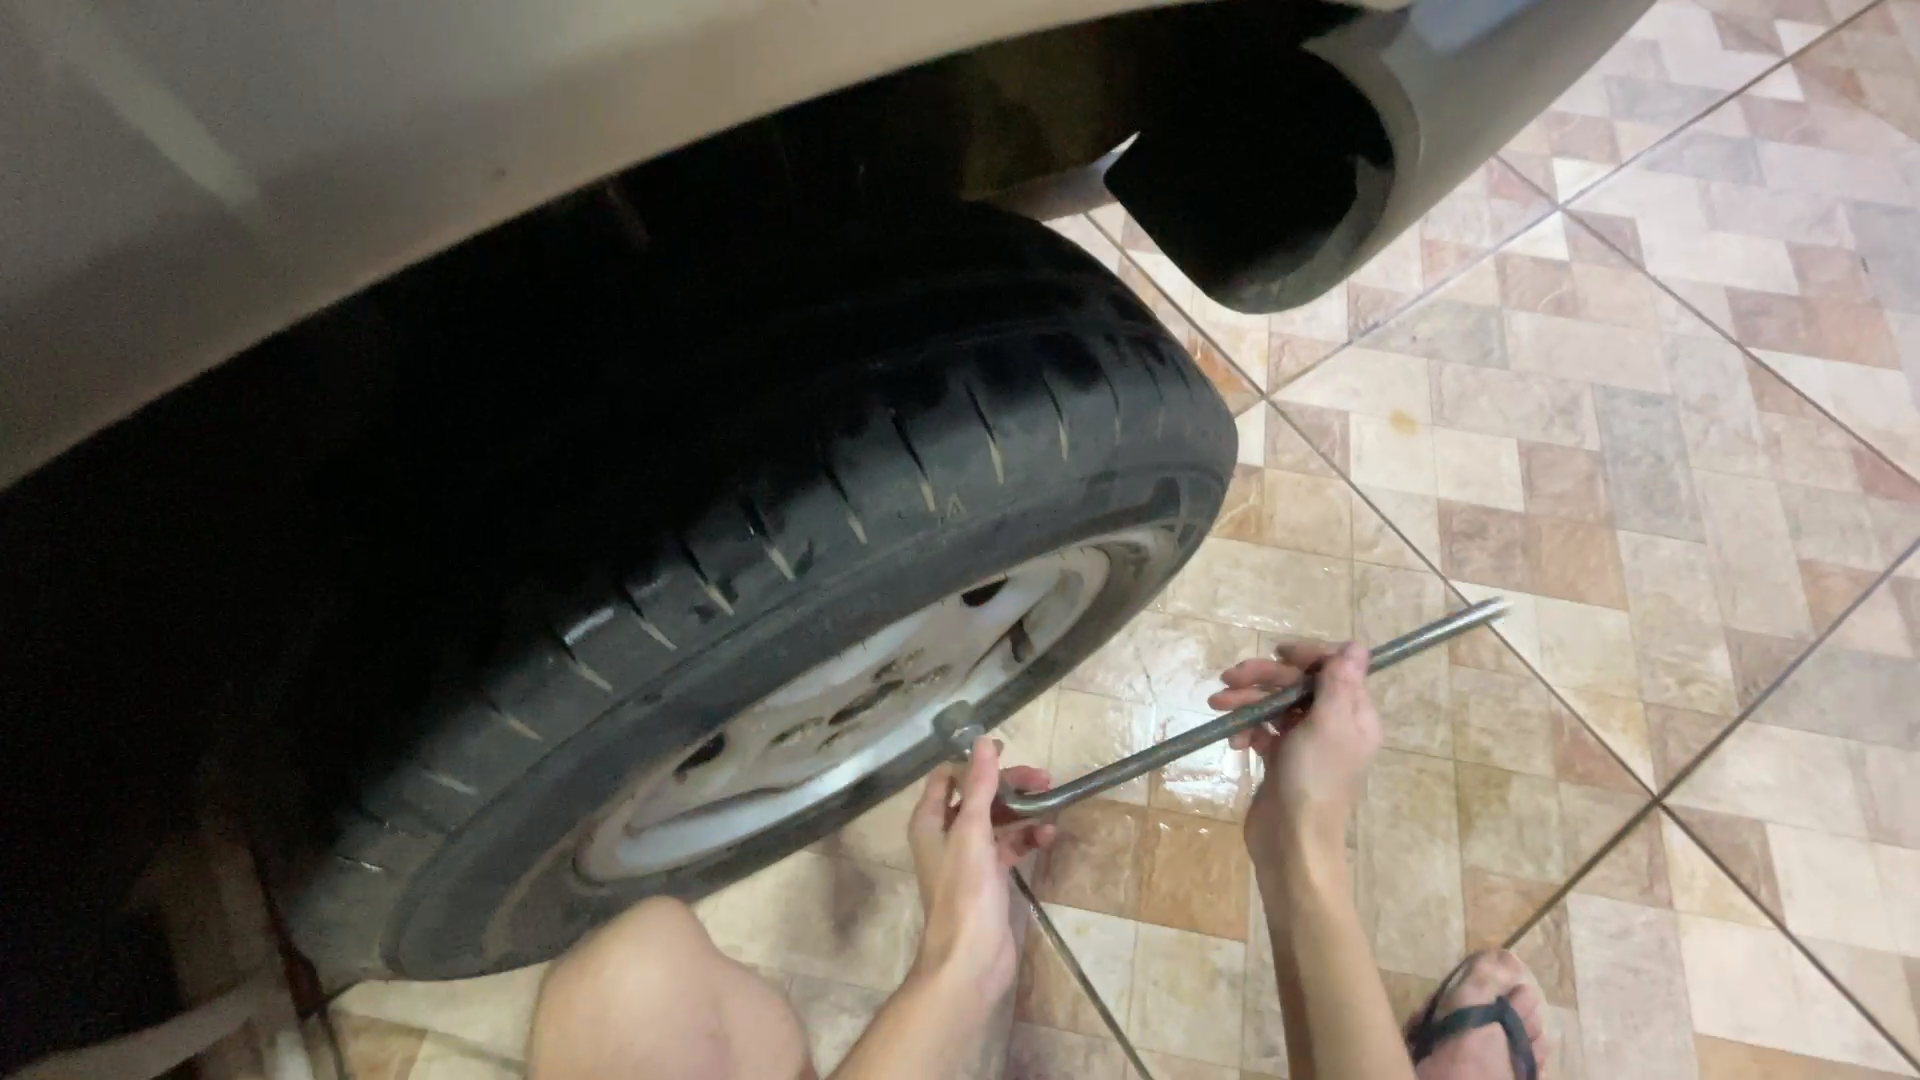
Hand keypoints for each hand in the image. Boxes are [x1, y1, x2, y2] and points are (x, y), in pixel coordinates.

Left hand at [905, 738, 1055, 1018]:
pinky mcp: (988, 879)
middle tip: (1043, 779)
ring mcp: (967, 858)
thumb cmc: (964, 892)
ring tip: (1051, 802)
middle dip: (1007, 785)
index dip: (974, 761)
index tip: (1006, 751)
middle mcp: (945, 835)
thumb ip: (979, 785)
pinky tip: (1048, 835)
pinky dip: (1026, 838)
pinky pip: (1008, 847)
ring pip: (995, 820)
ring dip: (1021, 810)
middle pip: (977, 796)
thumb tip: (983, 740)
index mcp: (930, 820)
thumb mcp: (972, 831)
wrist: (969, 960)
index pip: (948, 776)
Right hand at [1208, 641, 1380, 883]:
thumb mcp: (1329, 726)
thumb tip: (1357, 646)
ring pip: (1274, 704)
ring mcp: (1304, 742)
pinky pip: (1262, 729)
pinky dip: (1246, 729)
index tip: (1276, 655)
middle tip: (1227, 677)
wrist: (1292, 841)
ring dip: (1245, 701)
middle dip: (1262, 677)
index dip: (1305, 656)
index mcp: (1353, 714)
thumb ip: (1339, 684)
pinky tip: (1234, 741)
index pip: (1333, 668)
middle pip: (1296, 683)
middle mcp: (1332, 724)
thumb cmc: (1314, 780)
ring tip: (1217, 705)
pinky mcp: (1280, 758)